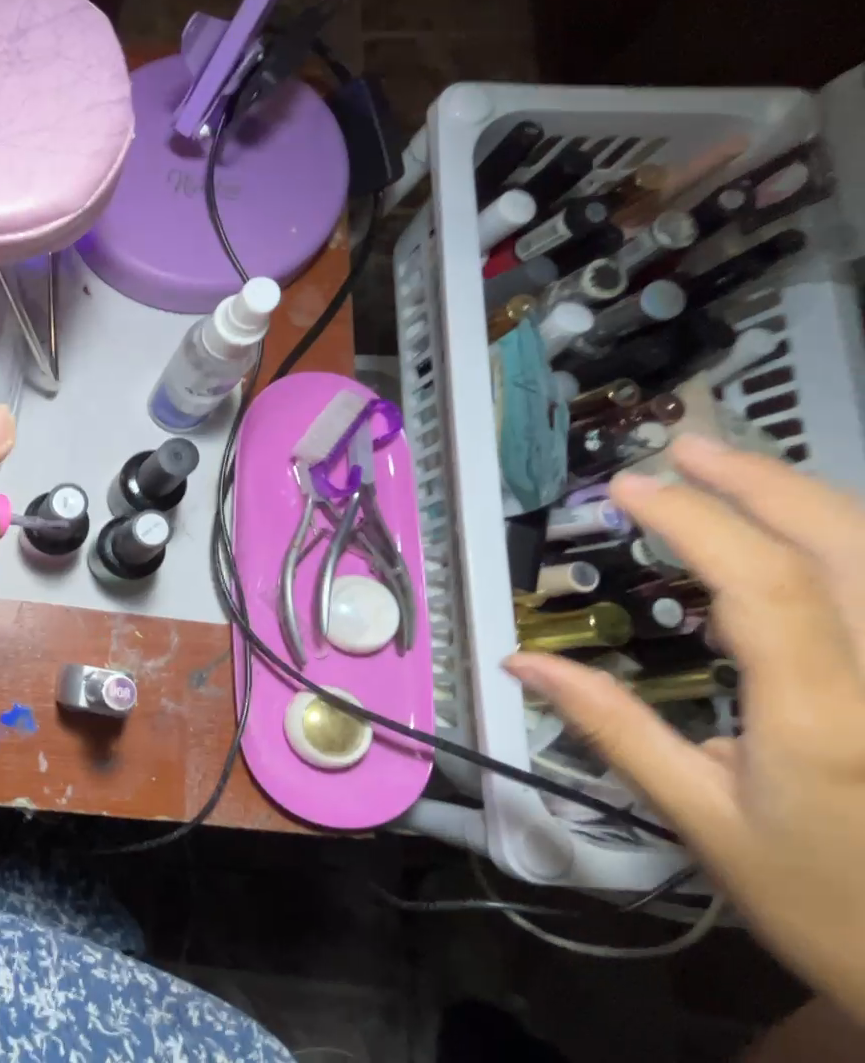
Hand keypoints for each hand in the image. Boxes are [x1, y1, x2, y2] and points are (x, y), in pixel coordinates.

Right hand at [505, 435, 864, 1019]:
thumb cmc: (824, 902)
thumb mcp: (702, 821)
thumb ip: (615, 730)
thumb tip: (522, 664)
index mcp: (827, 718)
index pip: (768, 584)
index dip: (696, 520)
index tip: (628, 488)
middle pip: (849, 546)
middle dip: (762, 481)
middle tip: (682, 451)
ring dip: (808, 500)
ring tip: (733, 474)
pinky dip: (844, 548)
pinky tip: (804, 539)